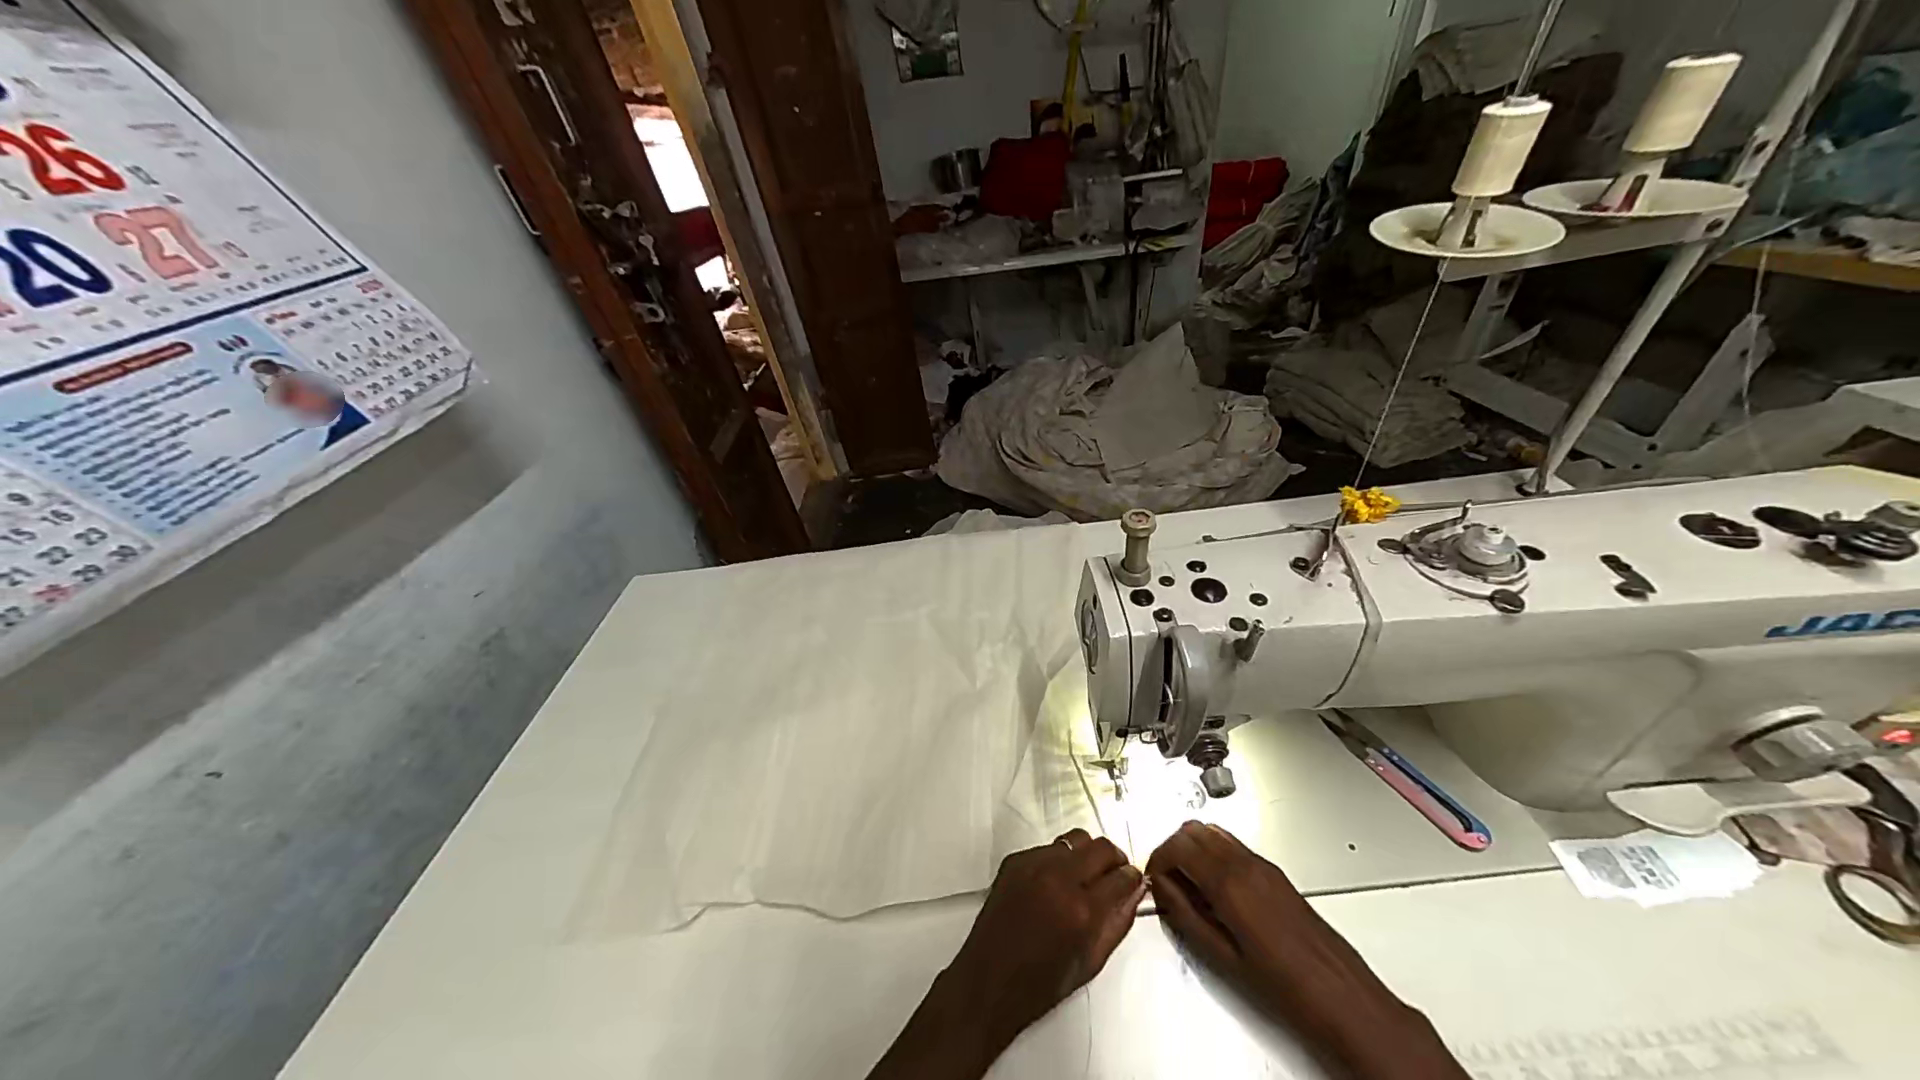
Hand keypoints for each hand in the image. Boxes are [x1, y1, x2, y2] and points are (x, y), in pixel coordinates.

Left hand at [866, 829, 1145, 1079]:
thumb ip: (1118, 922)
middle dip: (1114, 861)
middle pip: (1102, 847)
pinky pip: (1048, 848)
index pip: (1123, 877)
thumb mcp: (1091, 961)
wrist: (989, 981)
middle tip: (1115, 876)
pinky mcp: (1014, 861)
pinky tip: (1056, 883)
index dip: (1134, 880)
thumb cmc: (1037, 984)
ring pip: (1075, 839)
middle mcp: (1057, 880)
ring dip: (1087, 855)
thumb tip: (1135, 893)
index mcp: (1081, 911)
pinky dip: (1059, 860)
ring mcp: (1032, 866)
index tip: (1134, 882)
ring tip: (1086, 878)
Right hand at [1147, 822, 1468, 1079]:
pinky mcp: (1277, 875)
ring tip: (1186, 885)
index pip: (1178, 845)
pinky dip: (1213, 856)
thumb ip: (1184, 915)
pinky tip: (1214, 890)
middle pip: (1193, 830)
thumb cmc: (1291, 989)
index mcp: (1231, 883)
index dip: (1157, 859)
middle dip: (1171, 850)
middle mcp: (1249, 865)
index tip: (1152, 878)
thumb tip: (1162, 890)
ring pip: (1214, 833)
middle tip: (1164, 879)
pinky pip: (1234, 847)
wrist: (1345, 1001)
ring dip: (1192, 849)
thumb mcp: (1221, 957)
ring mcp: (1266, 867)